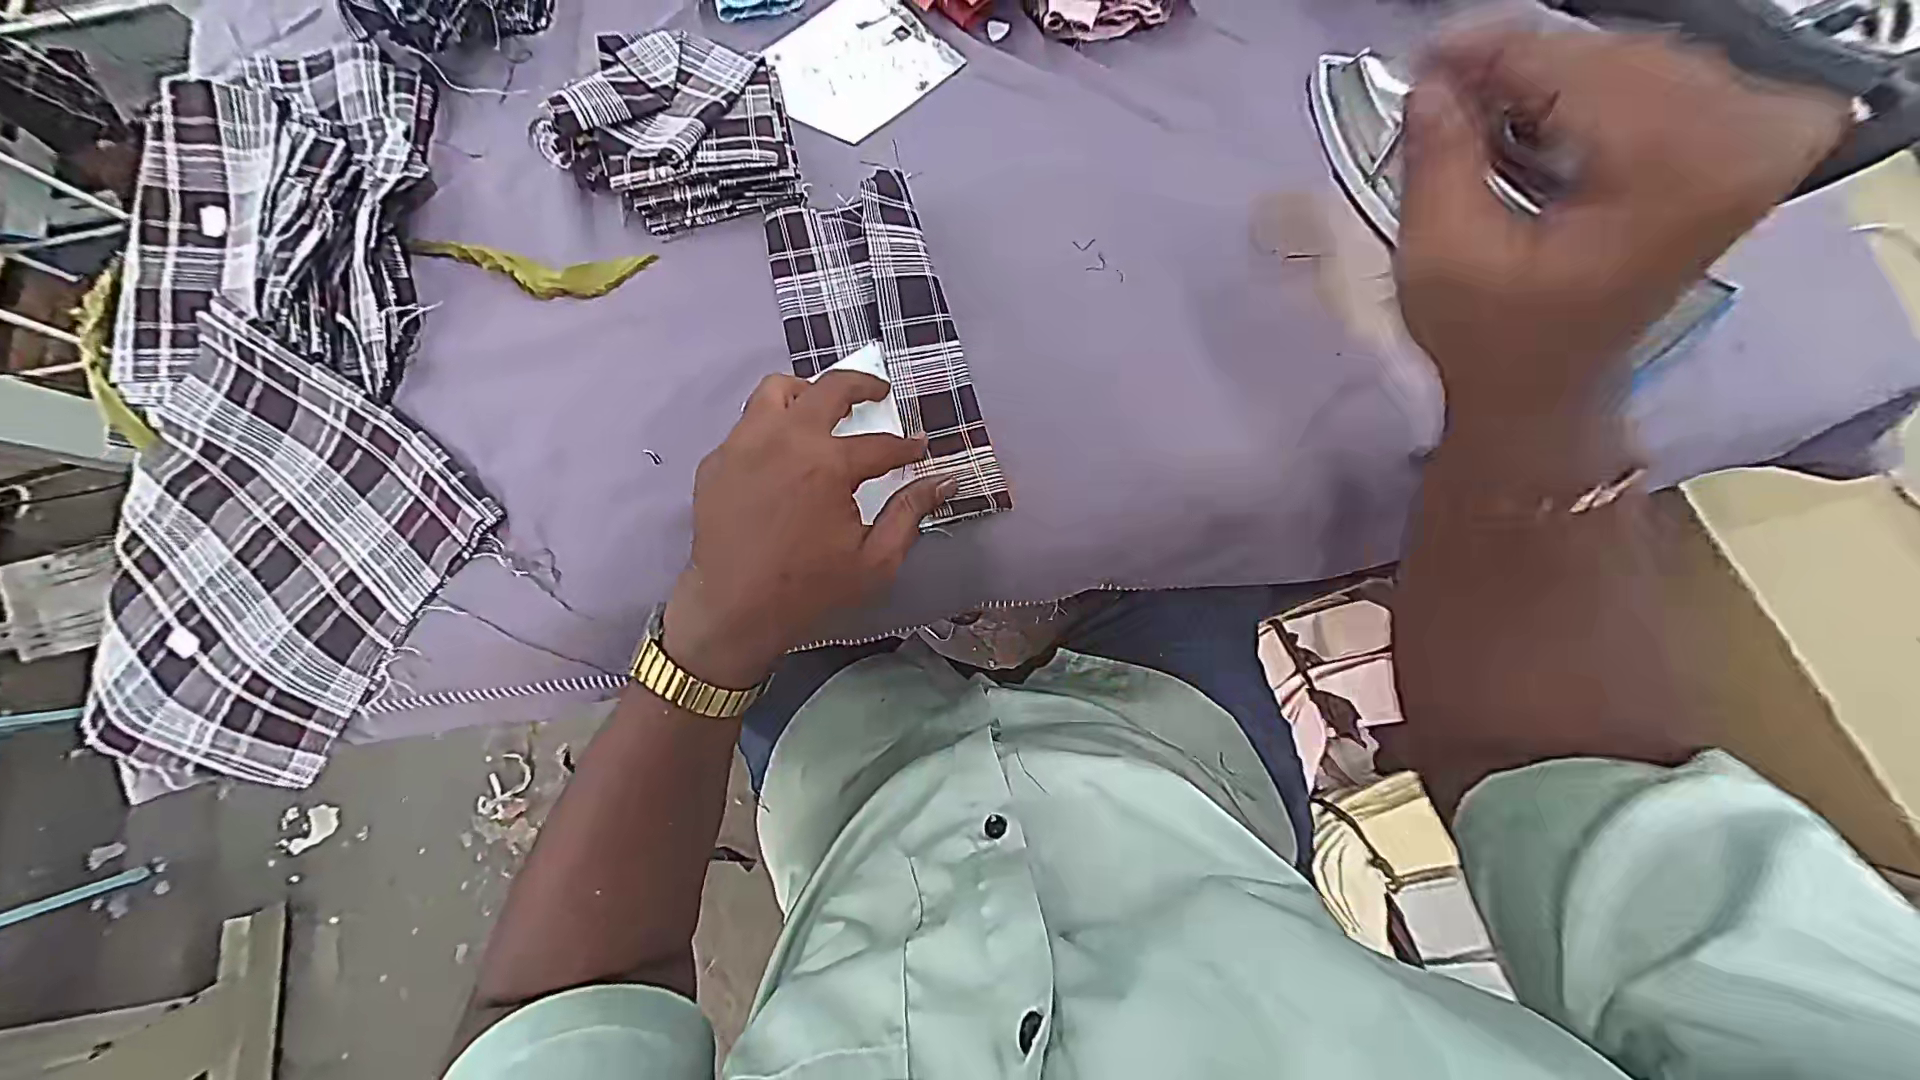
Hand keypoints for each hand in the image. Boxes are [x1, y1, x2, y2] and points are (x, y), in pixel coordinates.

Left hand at [662, 371, 951, 688]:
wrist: (734, 610)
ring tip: (824, 411)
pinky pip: (748, 424)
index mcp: (827, 464)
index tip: (918, 448)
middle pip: (829, 389)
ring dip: (809, 393)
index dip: (906, 446)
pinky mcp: (717, 461)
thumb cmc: (810, 588)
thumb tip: (945, 481)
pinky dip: (773, 425)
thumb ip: (911, 512)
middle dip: (863, 385)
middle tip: (879, 394)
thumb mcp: (876, 559)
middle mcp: (783, 440)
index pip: (879, 444)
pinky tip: (784, 454)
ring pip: (777, 390)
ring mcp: (743, 445)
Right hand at [1395, 23, 1849, 424]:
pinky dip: (1584, 94)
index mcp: (1680, 170)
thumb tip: (1431, 85)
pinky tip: (1525, 117)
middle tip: (1440, 80)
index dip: (1498, 55)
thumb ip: (1437, 163)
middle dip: (1520, 65)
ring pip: (1638, 62)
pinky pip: (1658, 83)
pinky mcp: (1743, 145)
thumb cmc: (1484, 337)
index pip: (1585, 71)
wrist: (1538, 385)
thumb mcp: (1440, 257)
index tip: (1428, 54)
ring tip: (1472, 102)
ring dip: (1547, 78)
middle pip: (1619, 58)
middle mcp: (1749, 137)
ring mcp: (1759, 137)